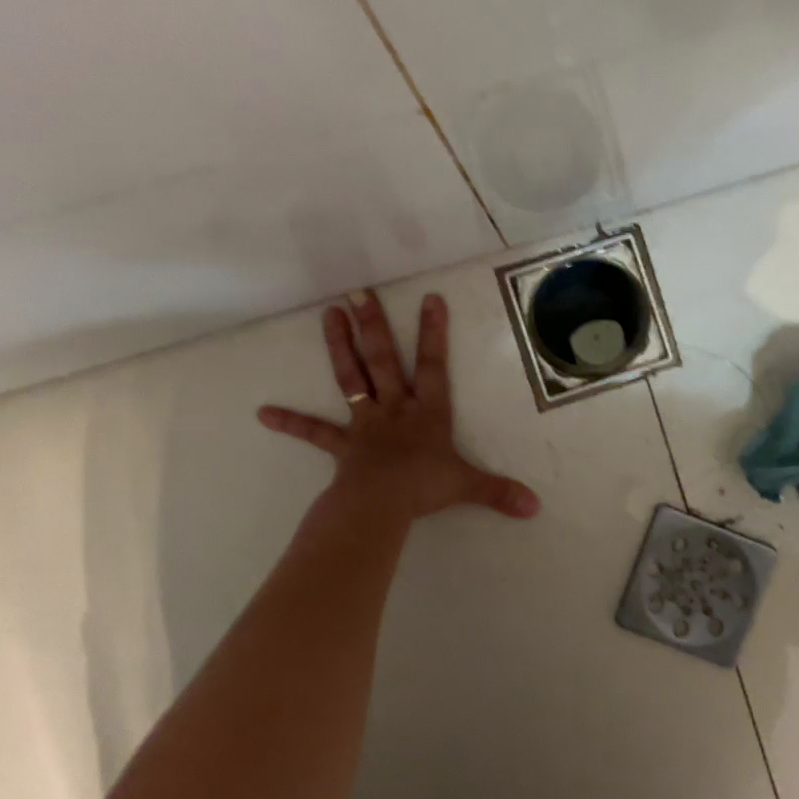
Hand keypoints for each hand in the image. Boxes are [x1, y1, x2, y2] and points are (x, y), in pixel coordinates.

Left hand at [257, 290, 540, 521]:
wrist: (380, 505)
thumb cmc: (423, 488)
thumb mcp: (468, 486)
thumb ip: (499, 492)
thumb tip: (535, 507)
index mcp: (427, 412)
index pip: (434, 365)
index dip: (434, 332)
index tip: (430, 298)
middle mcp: (395, 408)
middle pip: (384, 360)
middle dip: (375, 326)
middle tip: (360, 292)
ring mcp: (365, 423)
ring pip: (352, 378)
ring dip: (340, 347)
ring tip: (328, 315)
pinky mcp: (341, 445)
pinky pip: (314, 432)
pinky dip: (290, 422)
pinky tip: (262, 412)